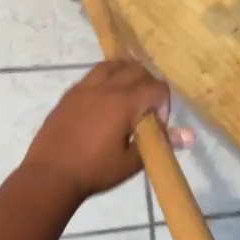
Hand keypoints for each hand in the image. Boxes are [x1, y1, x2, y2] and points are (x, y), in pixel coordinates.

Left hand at [20, 59, 189, 198]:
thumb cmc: (94, 171)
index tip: (156, 125)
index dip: (163, 104)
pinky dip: (105, 79)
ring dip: (126, 75)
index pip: (156, 86)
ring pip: (112, 65)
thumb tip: (190, 136)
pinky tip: (103, 101)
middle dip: (148, 85)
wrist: (50, 174)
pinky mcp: (69, 94)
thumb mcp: (131, 162)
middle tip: (146, 110)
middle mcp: (105, 87)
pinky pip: (92, 74)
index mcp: (124, 102)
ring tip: (127, 98)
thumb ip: (159, 143)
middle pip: (136, 69)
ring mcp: (84, 88)